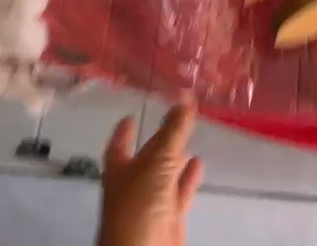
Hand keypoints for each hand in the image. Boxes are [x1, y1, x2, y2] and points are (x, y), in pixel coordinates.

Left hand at [98, 105, 204, 245]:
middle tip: (176, 118)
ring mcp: (150, 204)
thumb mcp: (157, 161)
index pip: (119, 143)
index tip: (131, 115)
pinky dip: (188, 179)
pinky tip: (198, 164)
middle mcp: (131, 185)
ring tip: (190, 137)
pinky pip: (179, 193)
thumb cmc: (140, 204)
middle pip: (146, 157)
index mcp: (118, 169)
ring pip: (164, 175)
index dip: (124, 130)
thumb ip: (173, 130)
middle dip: (159, 140)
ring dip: (176, 158)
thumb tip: (185, 96)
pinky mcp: (168, 220)